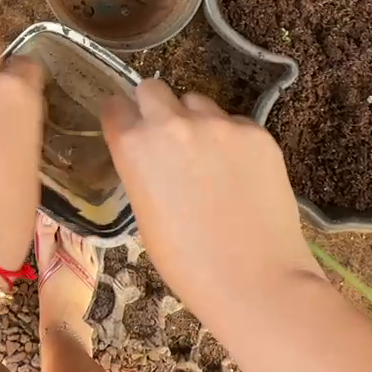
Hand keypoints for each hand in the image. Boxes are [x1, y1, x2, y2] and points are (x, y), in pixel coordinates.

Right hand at [102, 80, 317, 329]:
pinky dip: (233, 140)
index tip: (131, 130)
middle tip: (170, 139)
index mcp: (134, 145)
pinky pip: (234, 123)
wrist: (256, 283)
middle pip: (153, 88)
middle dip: (156, 108)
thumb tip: (152, 154)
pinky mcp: (255, 132)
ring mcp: (216, 123)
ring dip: (196, 121)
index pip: (115, 106)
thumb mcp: (143, 212)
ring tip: (211, 160)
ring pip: (196, 102)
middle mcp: (170, 123)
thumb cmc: (187, 263)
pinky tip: (242, 174)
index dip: (123, 119)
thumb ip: (141, 168)